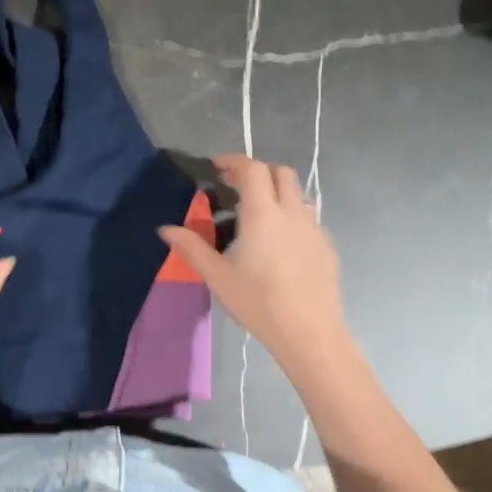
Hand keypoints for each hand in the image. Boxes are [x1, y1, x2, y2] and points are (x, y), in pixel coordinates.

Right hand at [160, 153, 348, 364]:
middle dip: (258, 171)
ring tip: (256, 214)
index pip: (253, 170)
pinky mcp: (325, 244)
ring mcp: (314, 227)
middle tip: (235, 186)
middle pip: (281, 172)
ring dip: (276, 191)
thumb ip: (192, 248)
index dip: (235, 161)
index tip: (217, 166)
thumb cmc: (257, 302)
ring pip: (297, 193)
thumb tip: (166, 229)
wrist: (307, 329)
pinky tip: (277, 242)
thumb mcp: (217, 277)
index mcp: (262, 215)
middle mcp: (292, 212)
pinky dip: (289, 214)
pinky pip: (307, 217)